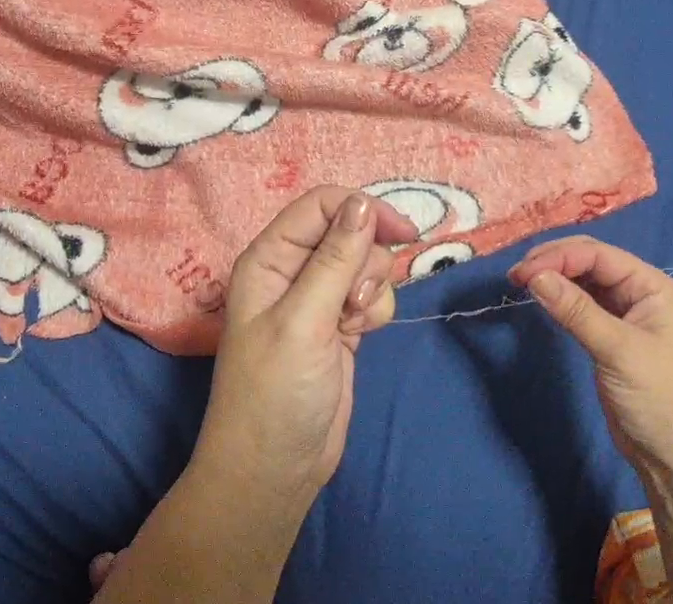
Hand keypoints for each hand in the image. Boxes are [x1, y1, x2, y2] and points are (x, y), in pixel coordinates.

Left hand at [192, 186, 418, 495]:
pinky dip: (376, 309)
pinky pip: (372, 294)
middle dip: (367, 259)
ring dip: (373, 288)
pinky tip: (360, 336)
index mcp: (270, 258)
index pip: (321, 205)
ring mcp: (319, 298)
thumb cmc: (275, 391)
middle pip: (351, 230)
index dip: (362, 209)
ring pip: (367, 263)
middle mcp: (293, 270)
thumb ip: (335, 259)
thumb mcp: (303, 320)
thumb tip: (364, 202)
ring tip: (353, 323)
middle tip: (355, 300)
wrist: (277, 469)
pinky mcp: (342, 323)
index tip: (402, 232)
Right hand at [508, 236, 672, 475]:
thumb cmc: (661, 400)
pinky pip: (582, 305)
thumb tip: (533, 276)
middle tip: (515, 276)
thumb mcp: (618, 351)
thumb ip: (576, 311)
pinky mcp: (610, 338)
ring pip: (583, 282)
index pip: (598, 255)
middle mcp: (639, 293)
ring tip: (521, 284)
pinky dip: (560, 299)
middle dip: (553, 262)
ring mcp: (625, 315)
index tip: (522, 273)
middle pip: (590, 261)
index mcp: (652, 286)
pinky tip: (543, 300)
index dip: (558, 257)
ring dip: (554, 278)